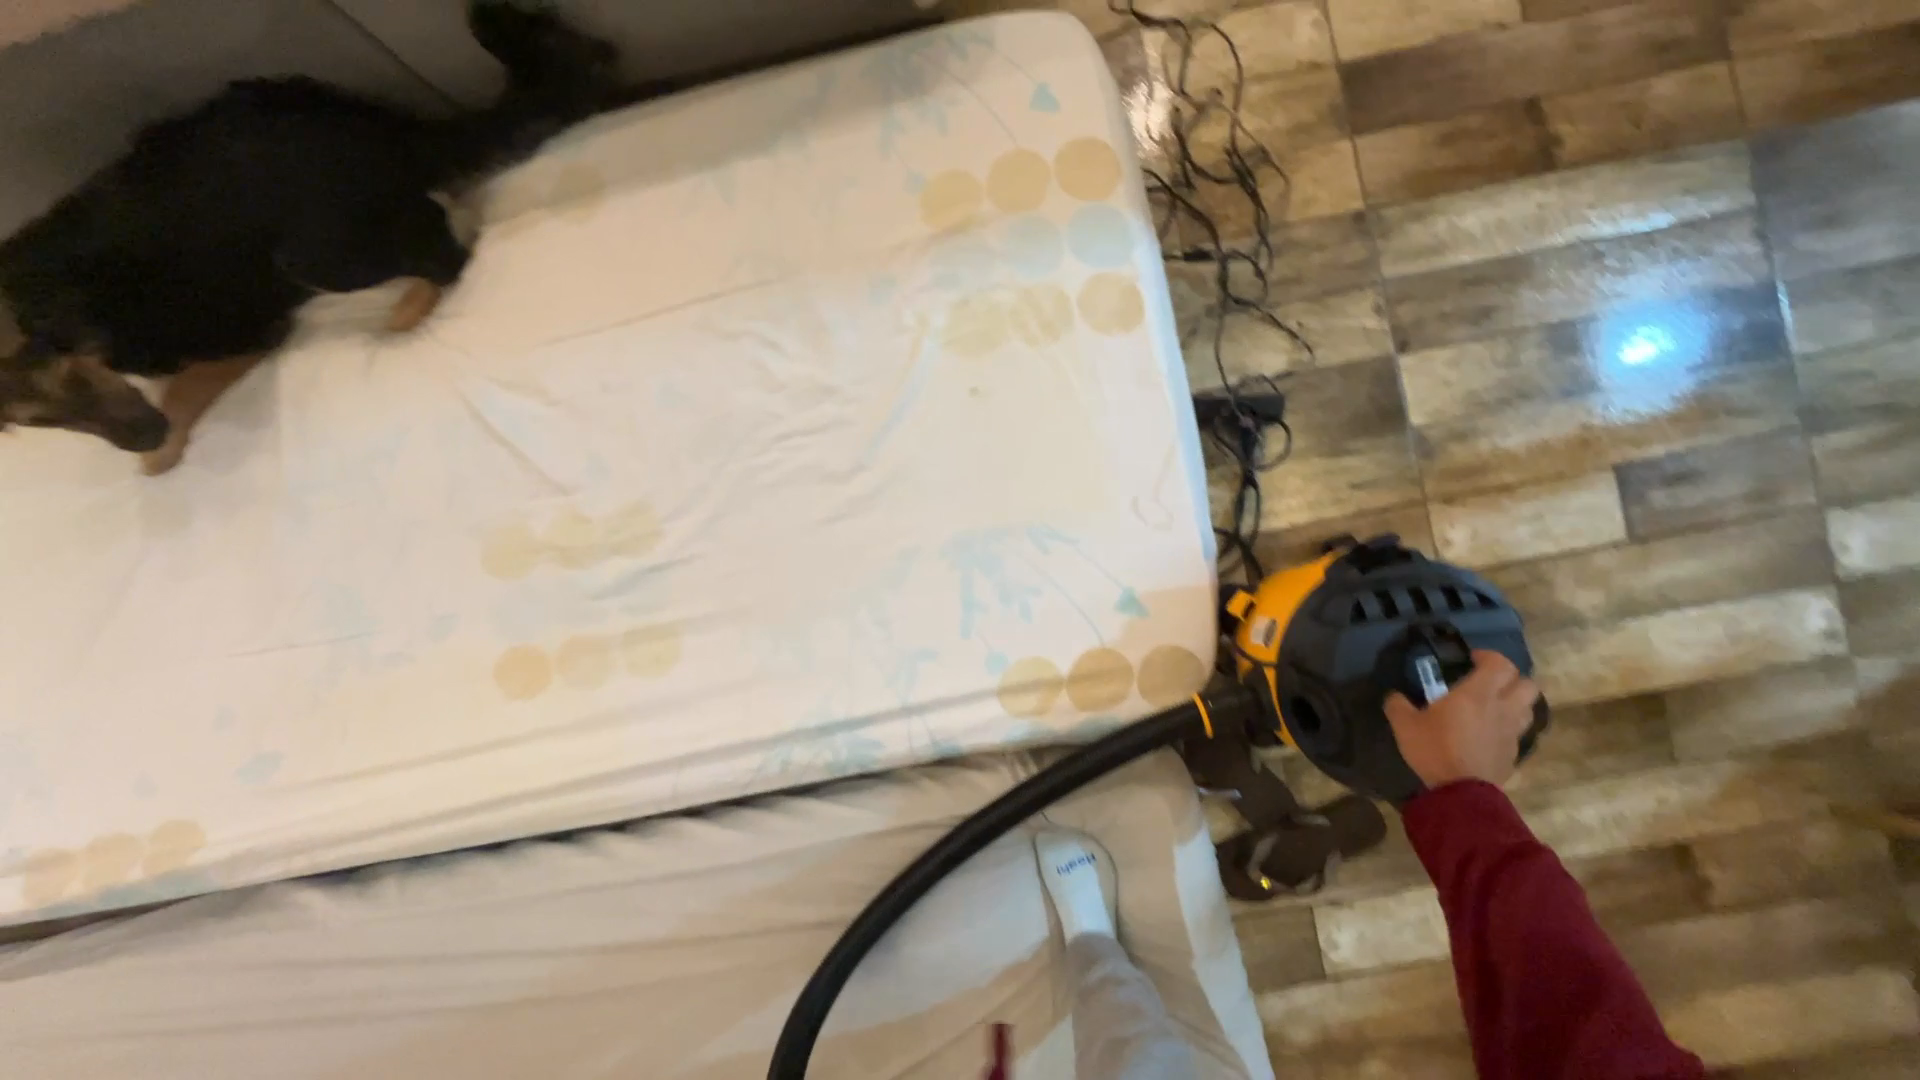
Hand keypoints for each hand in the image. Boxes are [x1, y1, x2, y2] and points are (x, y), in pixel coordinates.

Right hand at [1385, 650, 1540, 790]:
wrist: (1461, 792)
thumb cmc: (1434, 750)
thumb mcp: (1404, 724)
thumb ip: (1398, 705)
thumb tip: (1395, 697)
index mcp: (1477, 694)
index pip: (1499, 664)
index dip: (1488, 656)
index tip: (1471, 659)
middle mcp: (1502, 707)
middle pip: (1527, 683)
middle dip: (1511, 677)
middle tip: (1489, 681)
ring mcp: (1512, 731)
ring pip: (1530, 706)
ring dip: (1516, 700)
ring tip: (1495, 704)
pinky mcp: (1515, 751)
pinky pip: (1519, 730)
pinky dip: (1510, 724)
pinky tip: (1491, 731)